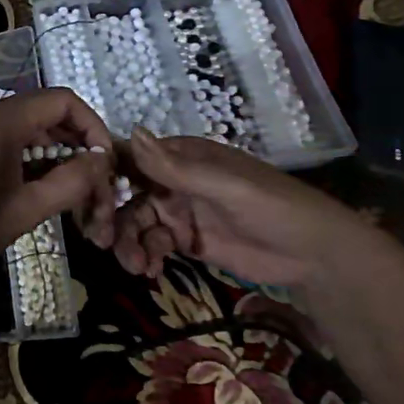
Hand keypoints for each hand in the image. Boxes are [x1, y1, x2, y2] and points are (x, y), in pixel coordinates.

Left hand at [0, 88, 116, 290]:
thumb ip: (71, 182)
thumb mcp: (27, 209)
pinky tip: (43, 186)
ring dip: (55, 152)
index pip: (63, 101)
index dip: (93, 126)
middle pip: (46, 112)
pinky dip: (31, 156)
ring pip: (28, 127)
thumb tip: (101, 162)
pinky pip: (8, 139)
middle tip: (95, 179)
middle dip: (76, 142)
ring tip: (74, 188)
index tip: (104, 161)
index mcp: (0, 121)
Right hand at [111, 128, 387, 287]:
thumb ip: (175, 168)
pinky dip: (144, 256)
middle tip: (103, 241)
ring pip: (135, 223)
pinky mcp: (185, 240)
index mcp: (183, 157)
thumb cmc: (276, 209)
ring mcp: (179, 211)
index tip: (86, 200)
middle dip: (113, 218)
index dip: (106, 177)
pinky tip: (148, 270)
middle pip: (127, 195)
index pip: (132, 158)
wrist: (317, 257)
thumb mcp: (225, 187)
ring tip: (135, 265)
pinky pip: (151, 244)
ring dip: (128, 242)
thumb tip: (130, 133)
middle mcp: (174, 181)